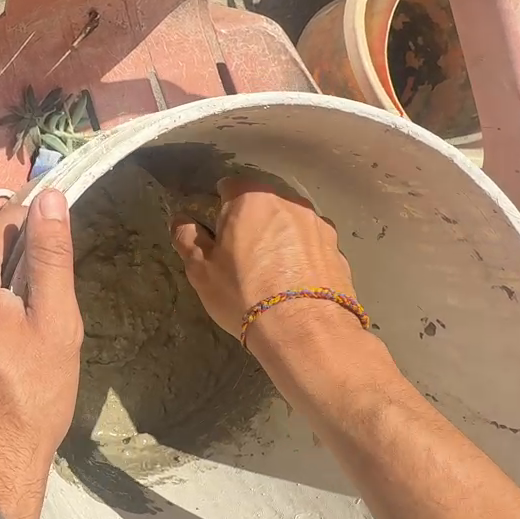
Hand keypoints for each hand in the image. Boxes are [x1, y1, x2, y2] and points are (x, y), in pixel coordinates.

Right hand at [170, 178, 357, 339]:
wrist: (305, 332)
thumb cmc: (243, 293)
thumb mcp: (201, 269)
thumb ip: (187, 237)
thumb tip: (180, 220)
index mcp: (251, 199)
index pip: (229, 186)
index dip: (218, 206)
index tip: (216, 231)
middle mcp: (289, 203)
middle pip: (262, 203)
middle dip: (251, 220)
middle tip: (240, 252)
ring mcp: (318, 225)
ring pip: (289, 223)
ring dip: (279, 236)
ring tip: (271, 270)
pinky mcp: (339, 250)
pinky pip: (311, 245)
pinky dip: (301, 255)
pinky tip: (294, 282)